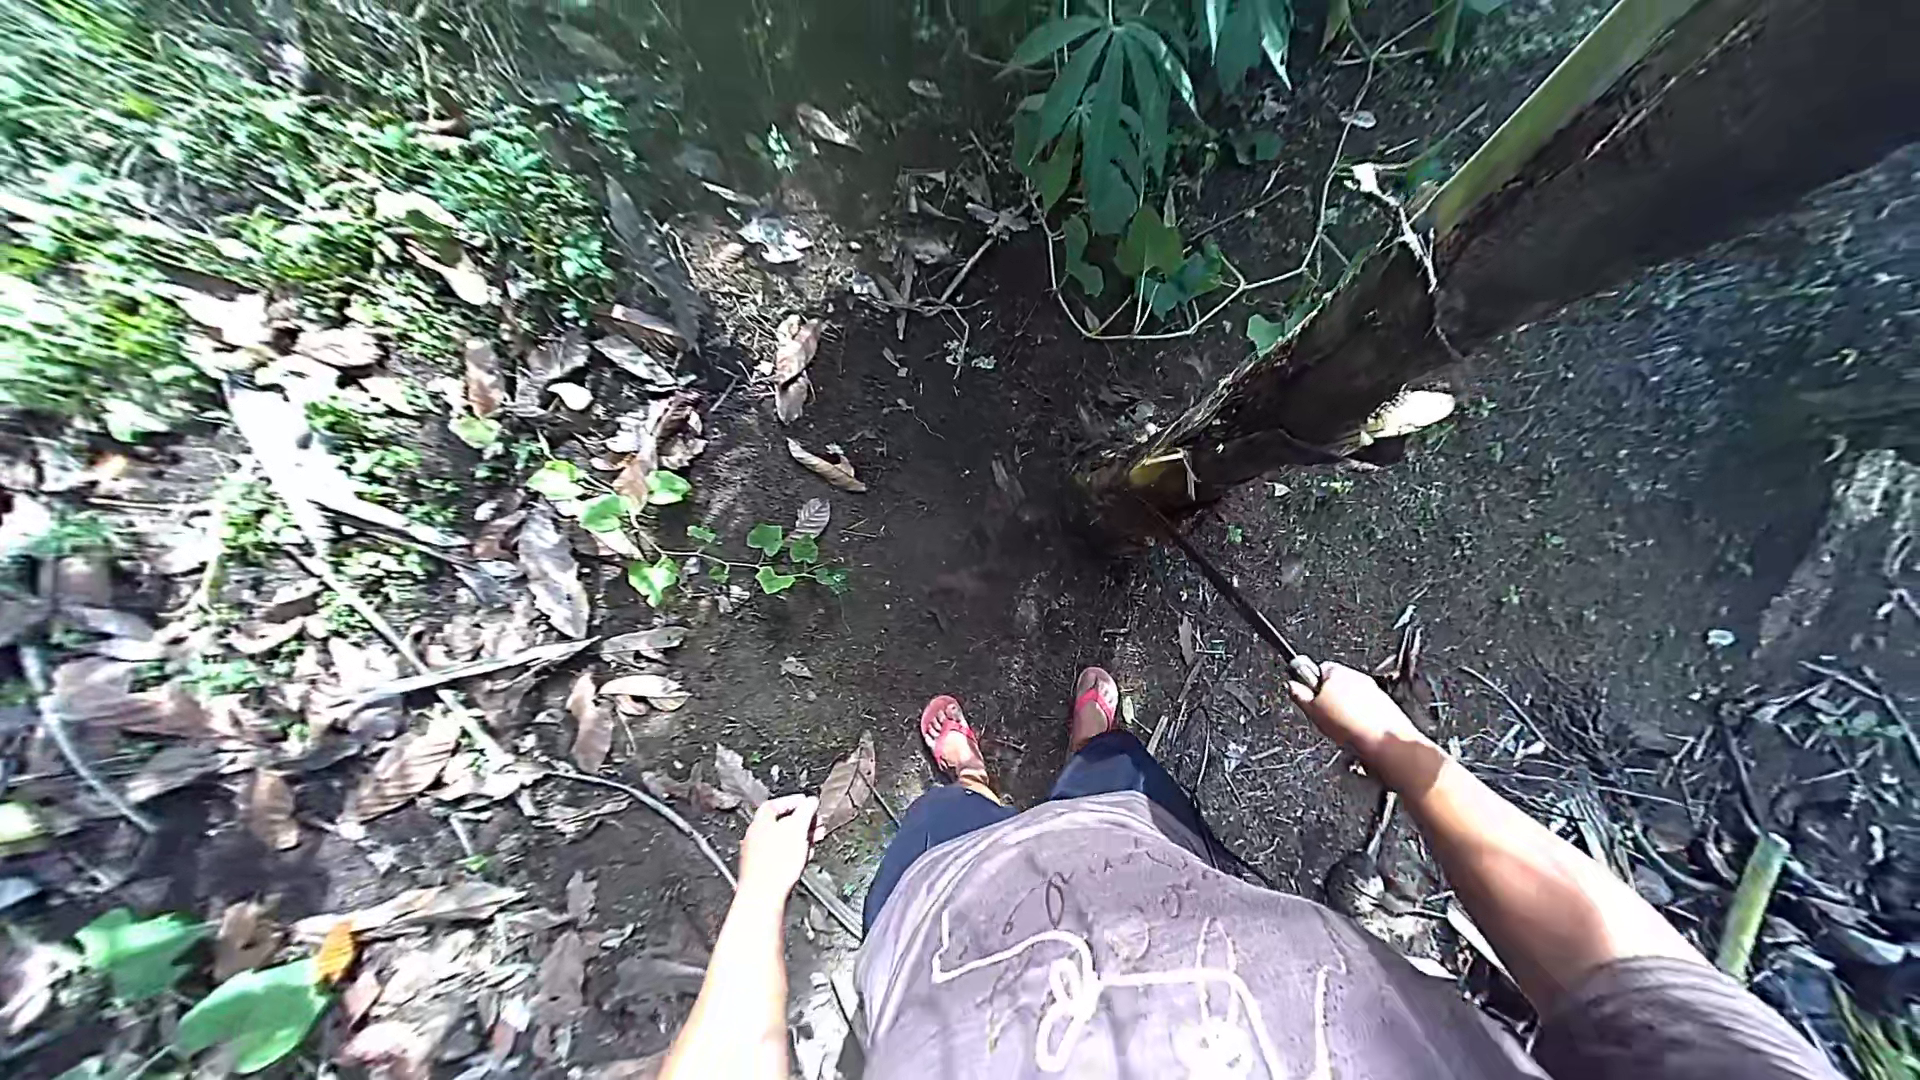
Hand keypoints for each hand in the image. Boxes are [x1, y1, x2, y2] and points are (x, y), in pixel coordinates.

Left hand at [737, 794, 816, 900]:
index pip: (776, 803)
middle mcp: (755, 836)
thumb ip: (806, 811)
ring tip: (815, 839)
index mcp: (760, 822)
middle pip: (781, 822)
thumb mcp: (798, 829)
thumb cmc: (775, 863)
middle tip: (815, 822)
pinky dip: (794, 852)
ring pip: (783, 839)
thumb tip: (811, 801)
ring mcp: (757, 854)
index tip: (806, 803)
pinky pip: (780, 855)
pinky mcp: (762, 870)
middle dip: (802, 821)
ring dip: (801, 837)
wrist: (763, 897)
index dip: (793, 801)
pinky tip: (804, 857)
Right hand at [1288, 661, 1428, 769]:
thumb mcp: (1312, 711)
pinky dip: (1362, 719)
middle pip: (1336, 684)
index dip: (1311, 684)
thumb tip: (1291, 685)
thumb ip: (1299, 695)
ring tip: (1342, 728)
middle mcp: (1359, 677)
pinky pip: (1368, 710)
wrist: (1387, 745)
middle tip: (1323, 715)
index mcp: (1338, 672)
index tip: (1309, 697)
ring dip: (1346, 710)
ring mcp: (1375, 691)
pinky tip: (1357, 733)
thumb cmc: (1351, 726)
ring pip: (1353, 698)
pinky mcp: (1388, 707)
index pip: (1318, 668)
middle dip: (1330, 698)